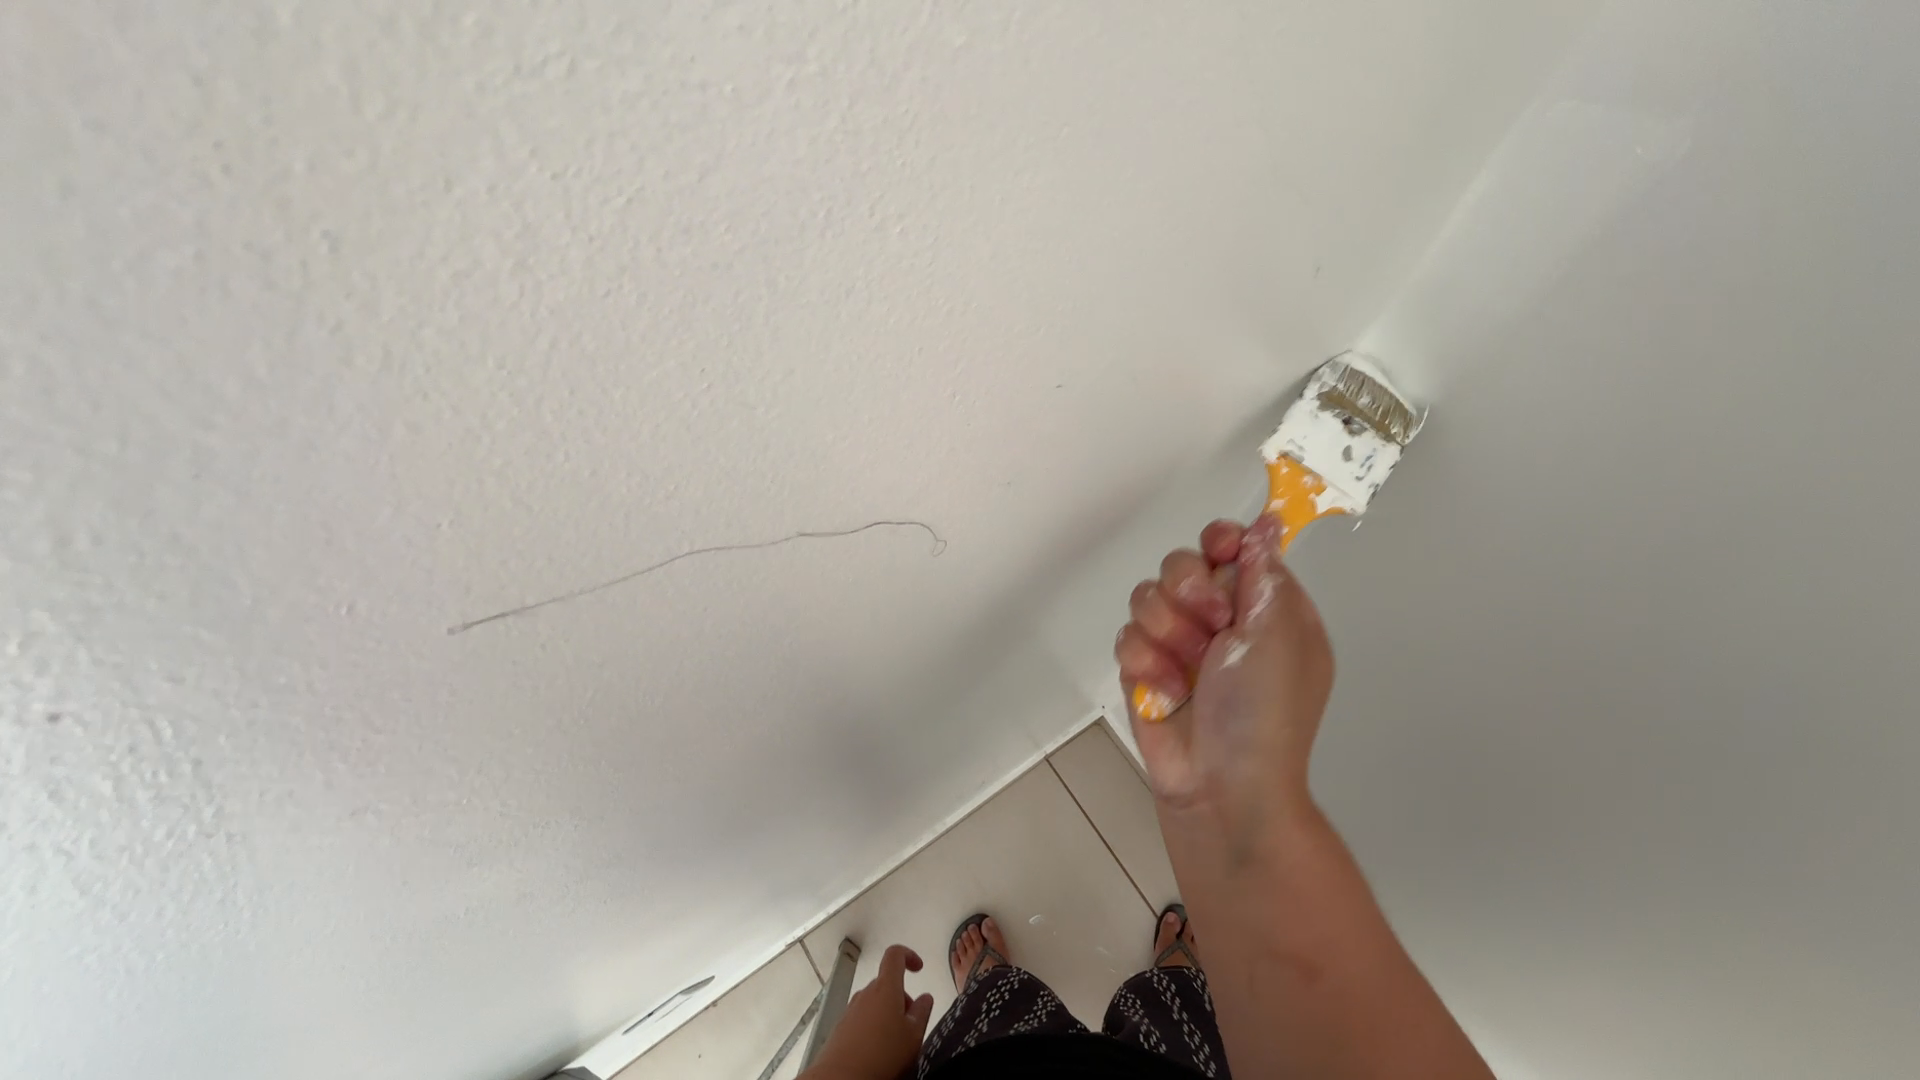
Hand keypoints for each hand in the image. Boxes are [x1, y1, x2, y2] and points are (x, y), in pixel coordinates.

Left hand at [802, 945, 934, 1079]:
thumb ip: (922, 1012)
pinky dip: (873, 1027)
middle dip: (901, 997)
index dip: (909, 955)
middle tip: (911, 1023)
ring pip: (874, 1002)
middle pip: (886, 983)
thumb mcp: (913, 1036)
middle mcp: (866, 993)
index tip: (919, 968)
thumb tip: (925, 997)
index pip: (895, 954)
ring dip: (887, 1014)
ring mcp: (850, 1009)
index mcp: (886, 987)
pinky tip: (877, 1051)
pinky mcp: (840, 1027)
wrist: (840, 1079)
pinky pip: (861, 1018)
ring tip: (895, 1042)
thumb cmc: (882, 1055)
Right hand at [1114, 513, 1333, 836]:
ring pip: (1146, 596)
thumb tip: (1269, 520)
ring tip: (1186, 672)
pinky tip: (1166, 693)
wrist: (1220, 785)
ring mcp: (1178, 643)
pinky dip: (1145, 664)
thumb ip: (1264, 573)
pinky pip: (1126, 635)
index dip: (1220, 542)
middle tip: (1212, 629)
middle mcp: (1220, 619)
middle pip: (1181, 563)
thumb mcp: (1276, 635)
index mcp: (1263, 607)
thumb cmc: (1263, 710)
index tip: (1219, 553)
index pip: (1233, 546)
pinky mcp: (1144, 667)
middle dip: (1190, 593)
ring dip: (1166, 633)